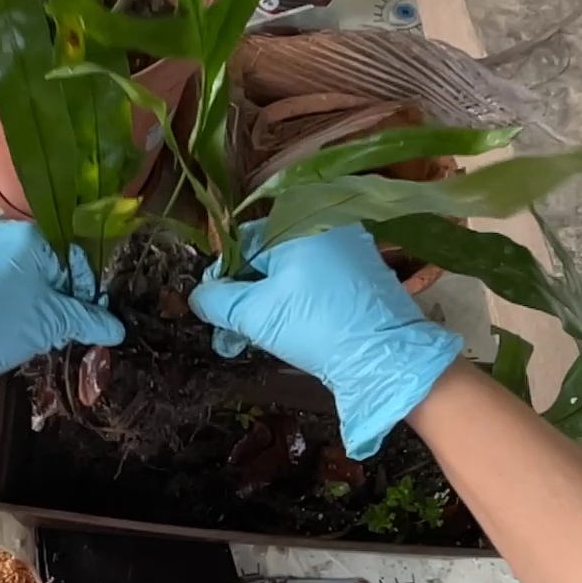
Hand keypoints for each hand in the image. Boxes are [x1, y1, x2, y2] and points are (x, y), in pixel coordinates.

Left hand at [0, 221, 124, 434]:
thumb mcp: (51, 322)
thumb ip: (88, 319)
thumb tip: (117, 328)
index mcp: (28, 235)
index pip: (72, 255)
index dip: (85, 288)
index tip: (90, 315)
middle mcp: (1, 233)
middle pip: (47, 262)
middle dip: (60, 294)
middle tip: (65, 326)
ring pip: (22, 272)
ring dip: (37, 299)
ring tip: (38, 330)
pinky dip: (12, 299)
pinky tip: (11, 325)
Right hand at [190, 222, 460, 458]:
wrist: (384, 358)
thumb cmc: (315, 326)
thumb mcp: (254, 313)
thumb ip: (215, 300)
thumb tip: (197, 296)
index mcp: (299, 224)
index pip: (241, 242)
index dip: (220, 277)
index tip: (212, 309)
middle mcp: (325, 228)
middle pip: (264, 260)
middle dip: (240, 298)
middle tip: (227, 334)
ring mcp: (347, 252)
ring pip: (287, 276)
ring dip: (263, 306)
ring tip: (248, 340)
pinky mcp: (359, 277)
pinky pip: (312, 284)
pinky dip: (291, 305)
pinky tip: (282, 334)